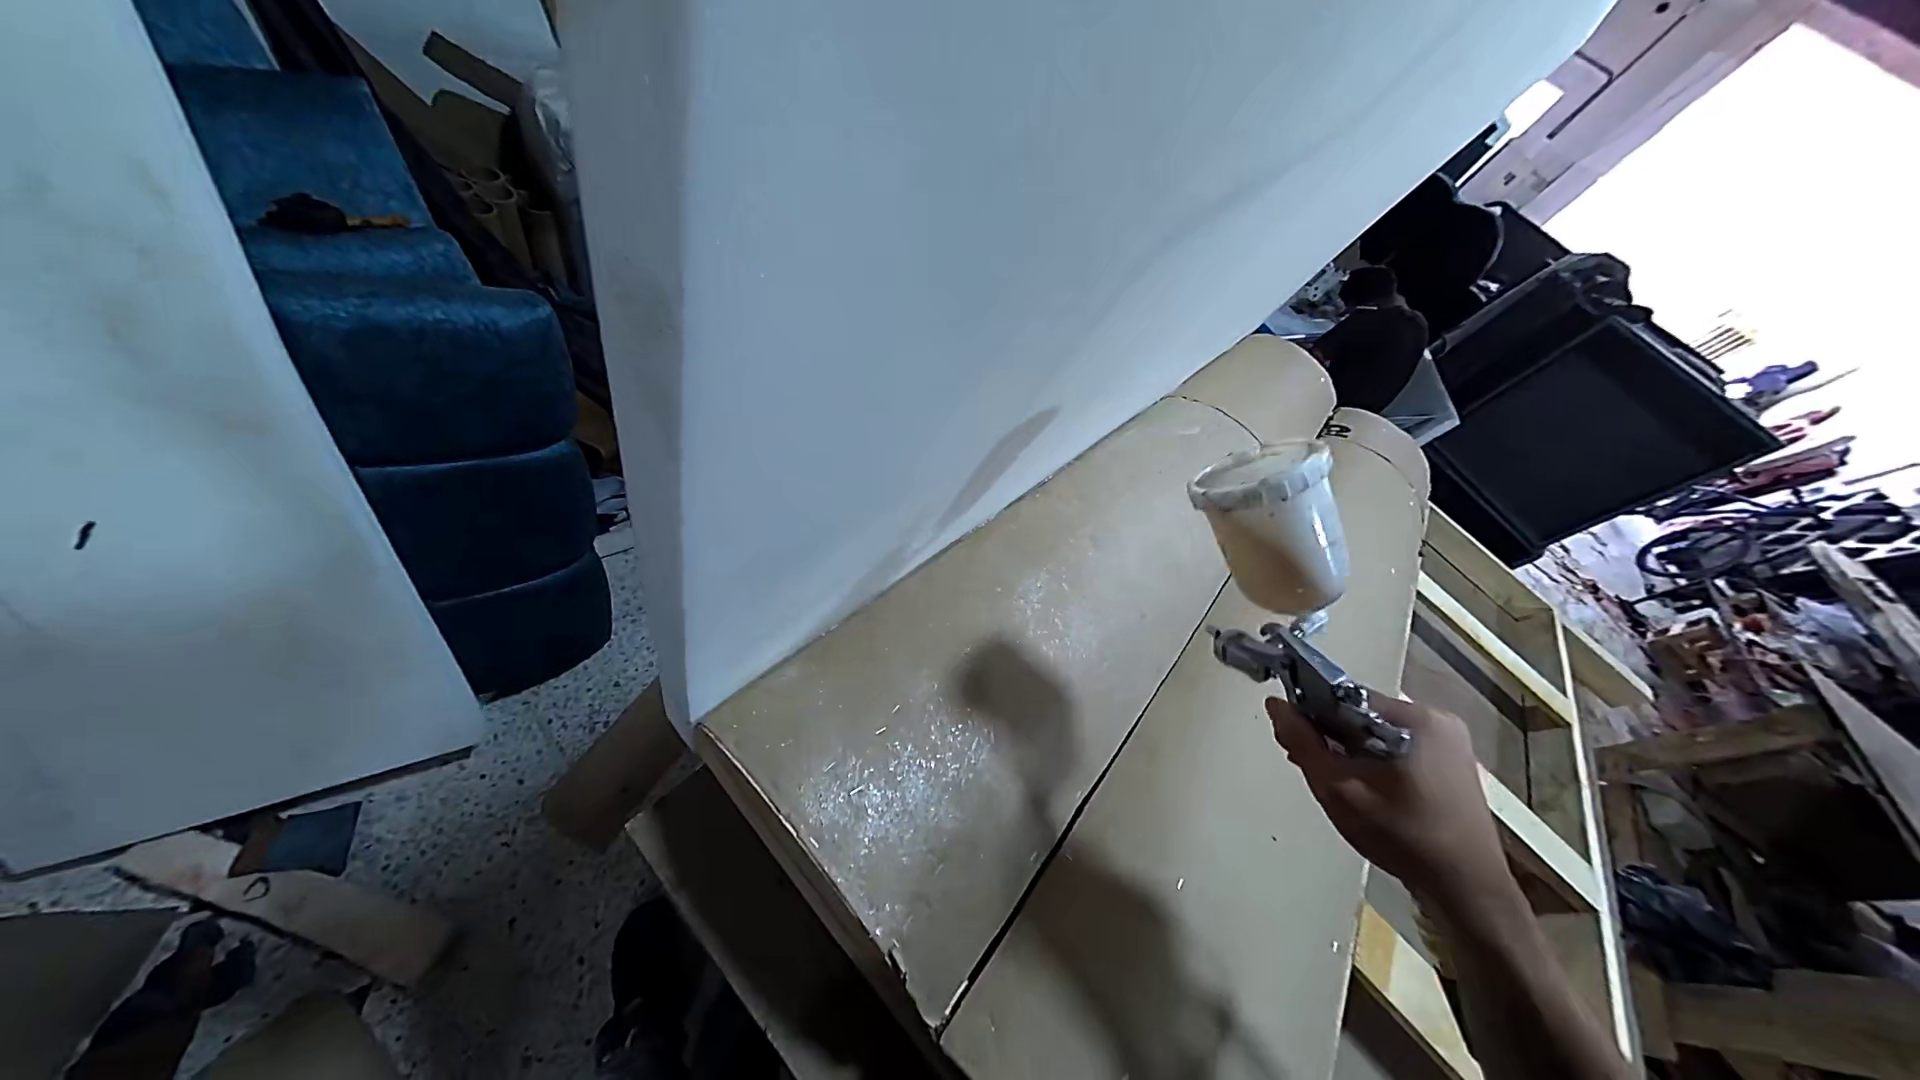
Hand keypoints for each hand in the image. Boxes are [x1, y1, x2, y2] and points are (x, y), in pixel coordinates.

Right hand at [1268, 694, 1508, 905]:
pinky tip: (1362, 785)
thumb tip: (1275, 704)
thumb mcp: (1338, 789)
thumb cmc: (1401, 836)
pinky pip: (1396, 744)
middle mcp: (1436, 719)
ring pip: (1376, 729)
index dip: (1312, 714)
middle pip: (1361, 712)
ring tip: (1335, 779)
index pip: (1344, 696)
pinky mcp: (1451, 760)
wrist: (1467, 888)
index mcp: (1415, 718)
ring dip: (1350, 748)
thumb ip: (1303, 743)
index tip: (1295, 738)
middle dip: (1330, 734)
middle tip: (1311, 763)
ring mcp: (1449, 740)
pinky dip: (1373, 758)